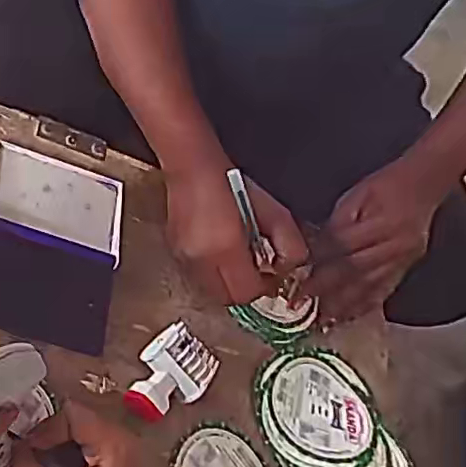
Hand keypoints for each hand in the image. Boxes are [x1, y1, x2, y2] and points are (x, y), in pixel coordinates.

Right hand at [9, 398, 154, 466]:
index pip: (70, 413)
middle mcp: (121, 439)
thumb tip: (12, 451)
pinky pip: (81, 444)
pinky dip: (63, 455)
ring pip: (74, 431)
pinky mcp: (114, 461)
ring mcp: (119, 449)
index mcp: (114, 444)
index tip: (26, 450)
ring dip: (53, 446)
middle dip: (45, 437)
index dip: (43, 429)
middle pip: (72, 418)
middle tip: (26, 457)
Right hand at [164, 167, 309, 305]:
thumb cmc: (233, 184)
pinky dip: (213, 271)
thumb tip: (287, 267)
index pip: (246, 293)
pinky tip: (219, 249)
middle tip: (257, 272)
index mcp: (226, 249)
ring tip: (237, 258)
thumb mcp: (275, 212)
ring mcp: (184, 257)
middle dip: (244, 289)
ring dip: (227, 282)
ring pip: (211, 290)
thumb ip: (290, 245)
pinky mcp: (175, 252)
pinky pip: (198, 275)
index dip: (263, 288)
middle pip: (226, 298)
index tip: (271, 274)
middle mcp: (201, 259)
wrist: (192, 168)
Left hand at [315, 158, 444, 320]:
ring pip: (370, 285)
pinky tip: (349, 316)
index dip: (317, 262)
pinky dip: (364, 305)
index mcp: (382, 222)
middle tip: (301, 303)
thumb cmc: (384, 188)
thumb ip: (334, 225)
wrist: (424, 184)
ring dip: (343, 305)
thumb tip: (311, 250)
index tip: (296, 276)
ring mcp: (404, 258)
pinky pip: (385, 289)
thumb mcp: (354, 197)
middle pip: (355, 270)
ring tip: (321, 319)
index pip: (342, 245)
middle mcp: (396, 244)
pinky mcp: (408, 266)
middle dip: (324, 289)